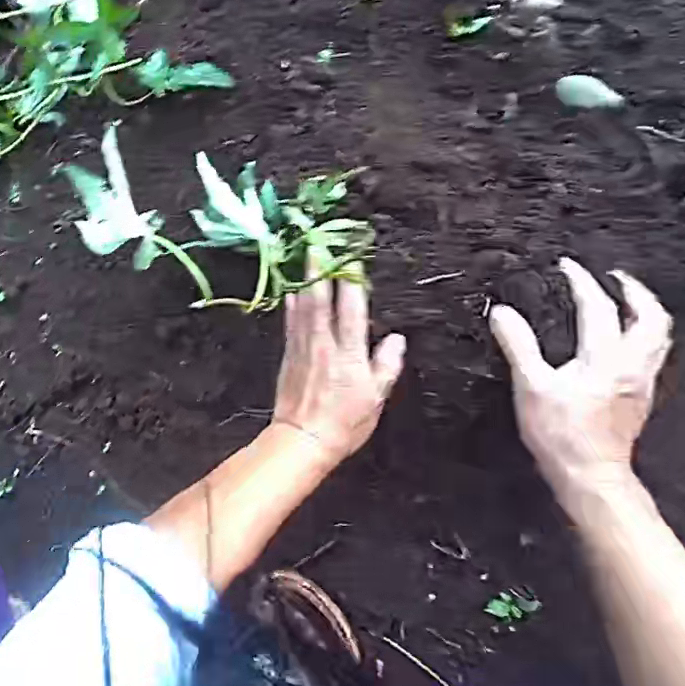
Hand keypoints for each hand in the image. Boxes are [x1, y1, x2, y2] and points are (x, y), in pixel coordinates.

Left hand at [272, 277, 406, 464]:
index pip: (352, 311)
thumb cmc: (344, 423)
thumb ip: (385, 365)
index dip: (352, 285)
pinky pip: (290, 324)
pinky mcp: (288, 356)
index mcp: (349, 354)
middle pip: (321, 301)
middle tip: (318, 245)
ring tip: (305, 259)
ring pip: (303, 308)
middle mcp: (324, 345)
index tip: (352, 262)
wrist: (302, 439)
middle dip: (320, 272)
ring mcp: (303, 349)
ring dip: (305, 282)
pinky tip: (291, 293)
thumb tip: (396, 339)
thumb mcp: (375, 397)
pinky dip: (291, 306)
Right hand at [488, 259, 672, 506]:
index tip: (568, 267)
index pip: (598, 307)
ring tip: (626, 301)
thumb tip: (503, 313)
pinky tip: (625, 340)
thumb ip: (518, 345)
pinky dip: (643, 336)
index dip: (581, 282)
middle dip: (633, 292)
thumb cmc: (562, 434)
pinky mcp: (639, 397)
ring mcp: (640, 382)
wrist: (591, 473)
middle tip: (615, 277)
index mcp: (605, 359)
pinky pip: (652, 355)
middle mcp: (632, 366)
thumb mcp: (531, 385)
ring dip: (644, 312)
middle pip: (650, 318)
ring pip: (658, 337)